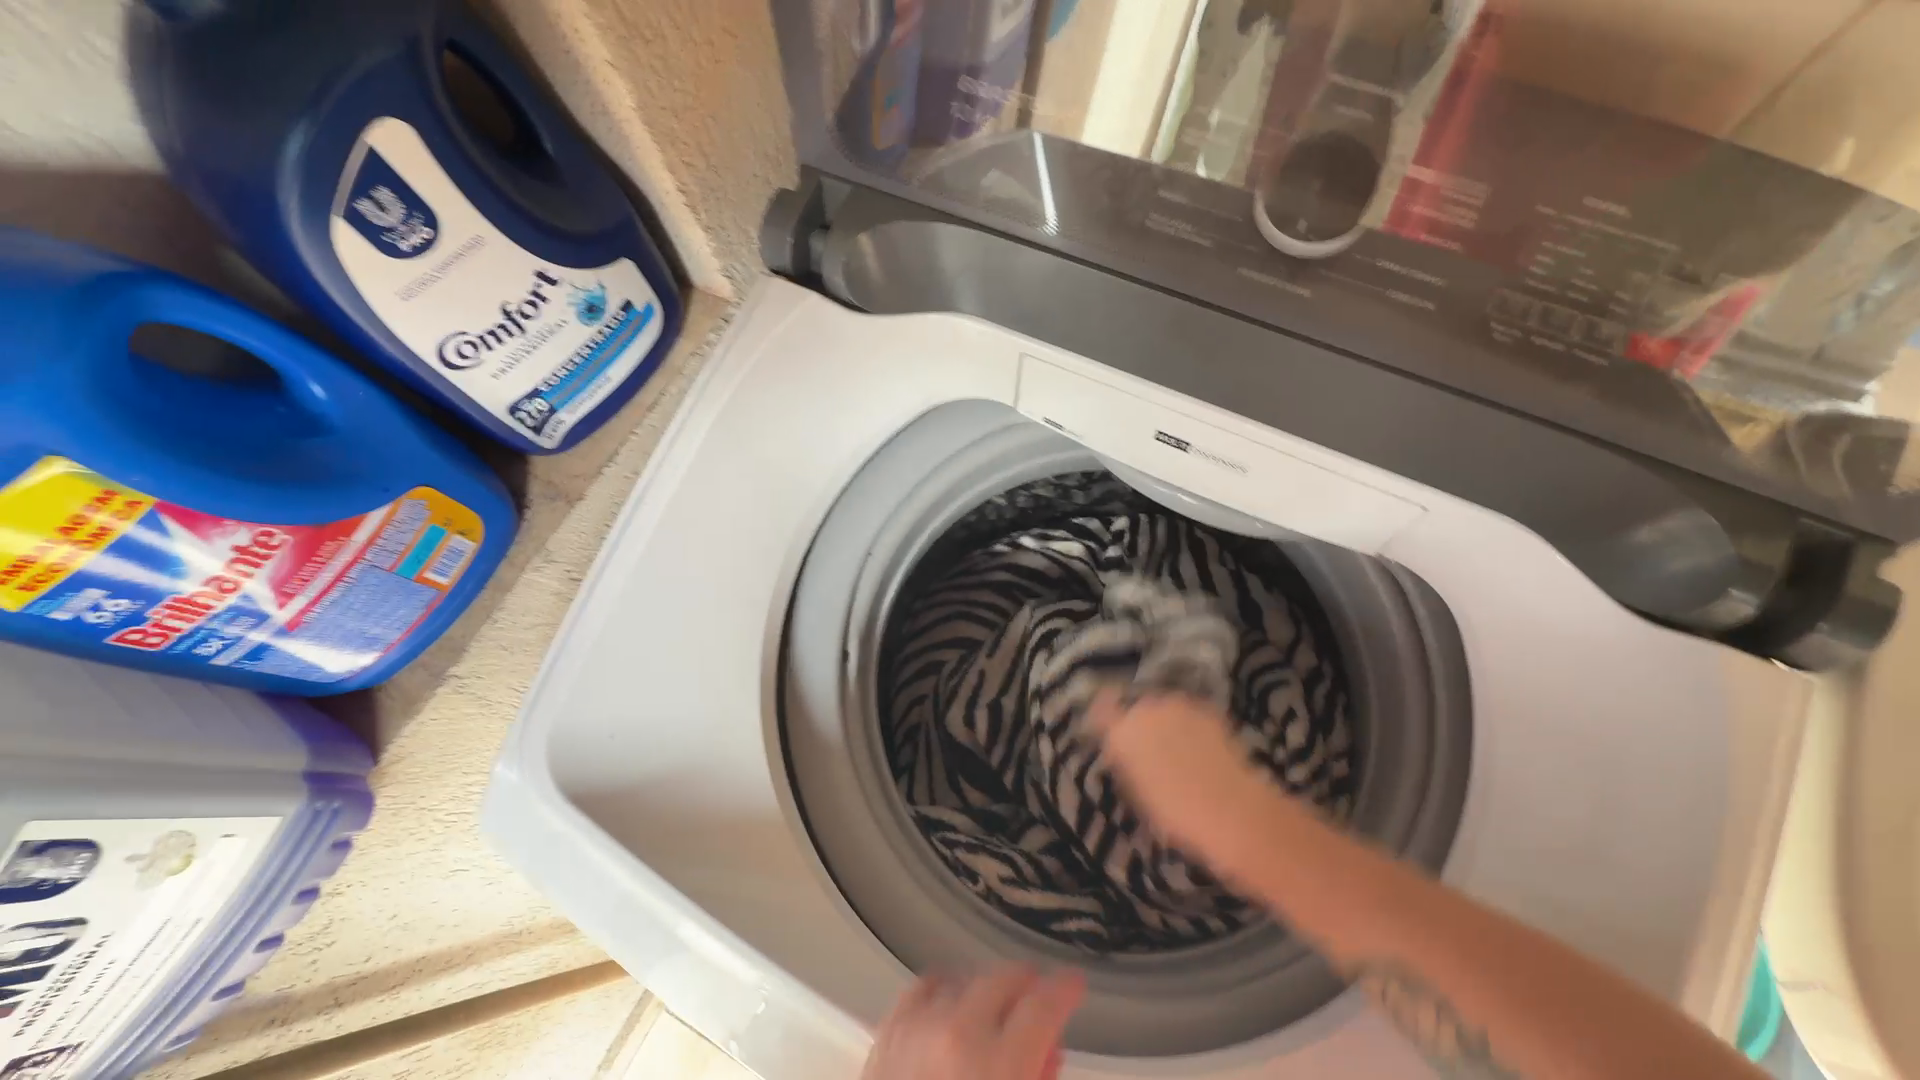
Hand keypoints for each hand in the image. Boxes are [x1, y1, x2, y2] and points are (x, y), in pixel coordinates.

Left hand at [862, 969, 1085, 1079]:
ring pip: (964, 981)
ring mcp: (918, 1030)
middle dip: (1027, 985)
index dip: (1065, 991)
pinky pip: (921, 991)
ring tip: (997, 1007)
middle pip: (1003, 980)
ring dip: (985, 990)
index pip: (1044, 1005)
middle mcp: (957, 1034)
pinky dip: (942, 991)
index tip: (1073, 987)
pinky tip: (950, 1003)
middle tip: (1039, 996)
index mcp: (1000, 1063)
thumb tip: (1045, 1060)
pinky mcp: (887, 1035)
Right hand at [1085, 689, 1279, 868]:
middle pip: (1134, 708)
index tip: (1106, 733)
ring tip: (1175, 750)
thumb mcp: (1136, 794)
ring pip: (1162, 708)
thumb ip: (1124, 764)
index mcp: (1121, 732)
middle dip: (1137, 724)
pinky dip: (1189, 725)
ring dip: (1164, 722)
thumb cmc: (1174, 814)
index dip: (1103, 720)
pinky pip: (1188, 714)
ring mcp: (1179, 705)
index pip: (1100, 711)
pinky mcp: (1208, 710)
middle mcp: (1146, 709)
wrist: (1232, 811)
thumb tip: (1121, 752)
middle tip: (1145, 750)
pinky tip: (1198, 749)